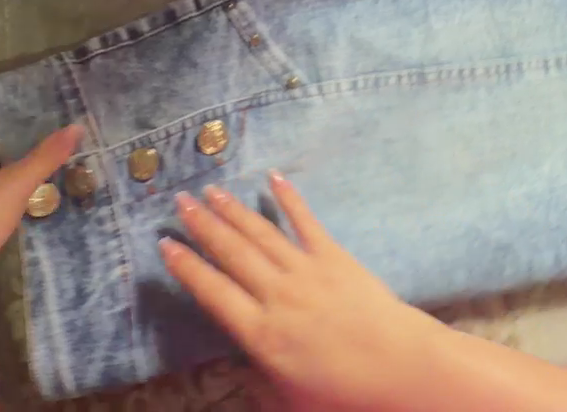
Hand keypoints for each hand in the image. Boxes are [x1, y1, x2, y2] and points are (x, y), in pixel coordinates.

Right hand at [161, 173, 449, 411]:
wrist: (401, 369)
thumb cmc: (343, 395)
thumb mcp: (287, 401)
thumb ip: (254, 378)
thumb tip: (232, 357)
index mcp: (262, 334)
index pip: (213, 293)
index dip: (187, 267)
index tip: (165, 244)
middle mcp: (277, 295)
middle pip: (231, 253)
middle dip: (202, 225)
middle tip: (180, 201)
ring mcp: (305, 270)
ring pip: (260, 233)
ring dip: (233, 210)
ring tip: (211, 190)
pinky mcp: (333, 255)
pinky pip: (305, 221)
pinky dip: (288, 197)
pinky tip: (273, 177)